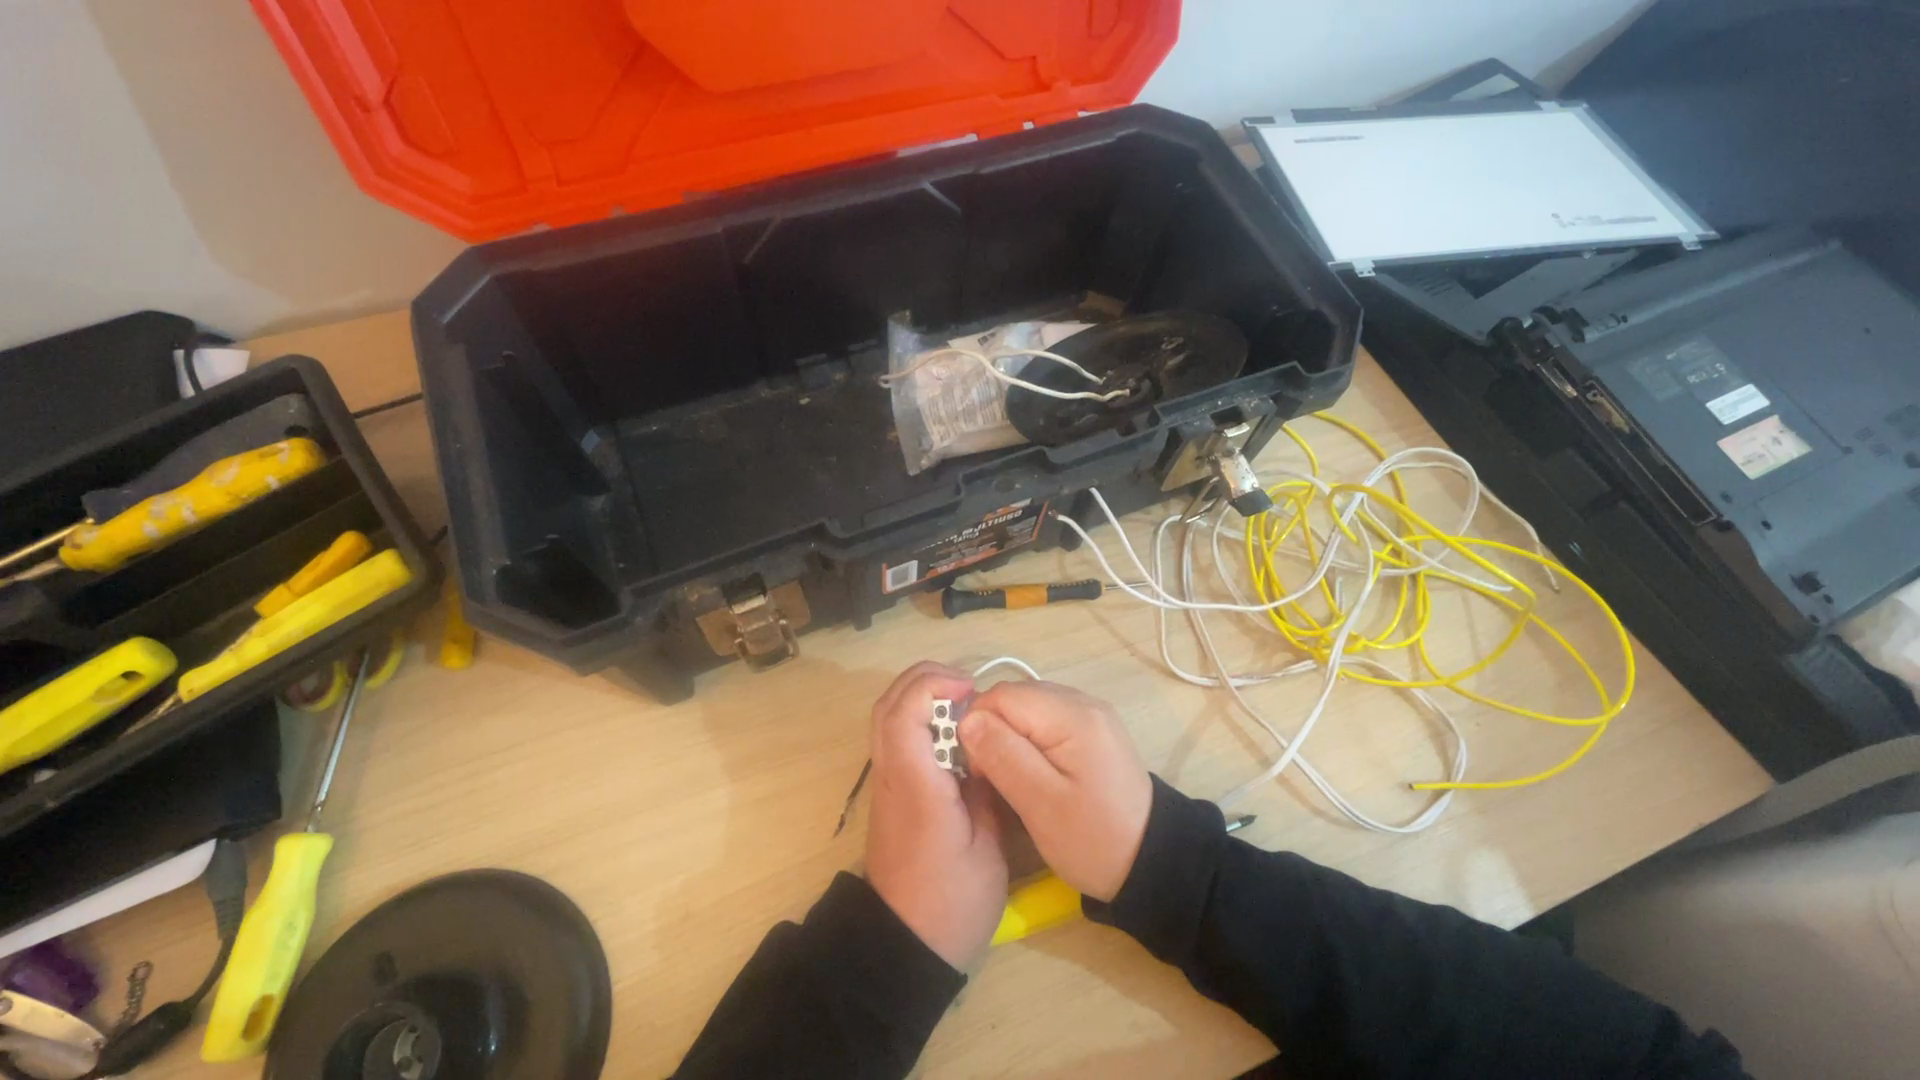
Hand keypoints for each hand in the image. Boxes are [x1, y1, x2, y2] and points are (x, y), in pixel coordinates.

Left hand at [865, 662, 1008, 970]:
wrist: (902, 946)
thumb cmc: (951, 904)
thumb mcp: (987, 849)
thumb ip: (984, 790)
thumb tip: (983, 749)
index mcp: (917, 787)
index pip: (905, 714)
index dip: (933, 686)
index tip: (971, 689)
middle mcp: (892, 777)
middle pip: (887, 705)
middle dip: (923, 679)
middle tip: (966, 684)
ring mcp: (885, 786)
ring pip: (885, 720)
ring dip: (917, 697)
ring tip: (961, 702)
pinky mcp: (889, 797)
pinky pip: (893, 739)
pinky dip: (916, 720)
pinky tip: (951, 735)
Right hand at [959, 680, 1150, 902]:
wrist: (1152, 860)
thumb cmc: (1093, 839)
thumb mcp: (1042, 804)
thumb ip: (1004, 756)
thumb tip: (967, 720)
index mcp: (1073, 716)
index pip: (1001, 695)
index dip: (977, 725)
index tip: (977, 768)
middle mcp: (1083, 702)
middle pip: (1014, 696)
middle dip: (991, 729)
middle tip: (991, 777)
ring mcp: (1090, 714)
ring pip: (1027, 707)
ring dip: (1008, 735)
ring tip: (1010, 777)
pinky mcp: (1092, 730)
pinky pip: (1045, 720)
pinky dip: (1028, 739)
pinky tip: (1030, 771)